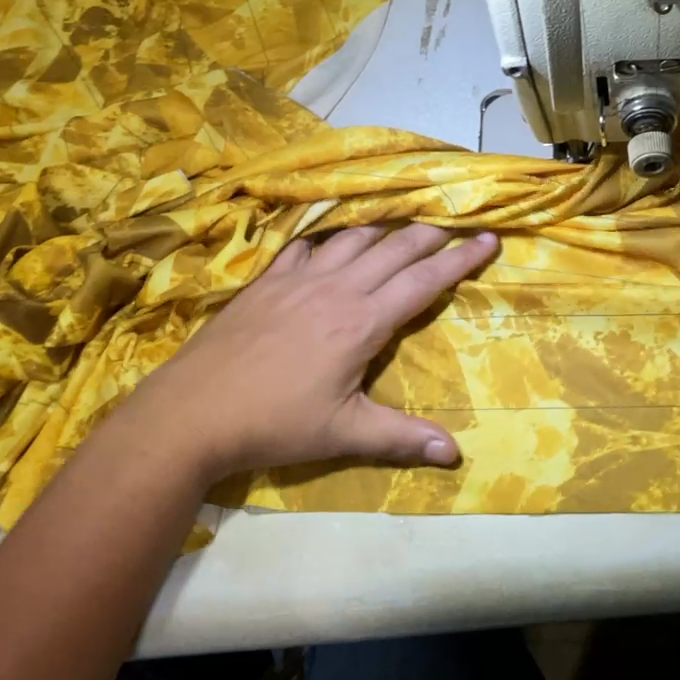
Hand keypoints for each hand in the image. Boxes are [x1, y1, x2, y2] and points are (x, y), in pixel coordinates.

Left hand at [126, 225, 498, 483]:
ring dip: (385, 229)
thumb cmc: (272, 425)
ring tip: (402, 227)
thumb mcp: (342, 434)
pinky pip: (305, 246)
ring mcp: (299, 280)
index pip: (425, 281)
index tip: (490, 239)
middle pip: (396, 248)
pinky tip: (330, 244)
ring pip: (353, 239)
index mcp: (363, 322)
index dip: (461, 259)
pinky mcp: (267, 282)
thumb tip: (453, 453)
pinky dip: (328, 239)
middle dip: (431, 234)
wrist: (189, 414)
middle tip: (455, 226)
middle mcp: (337, 289)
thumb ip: (400, 437)